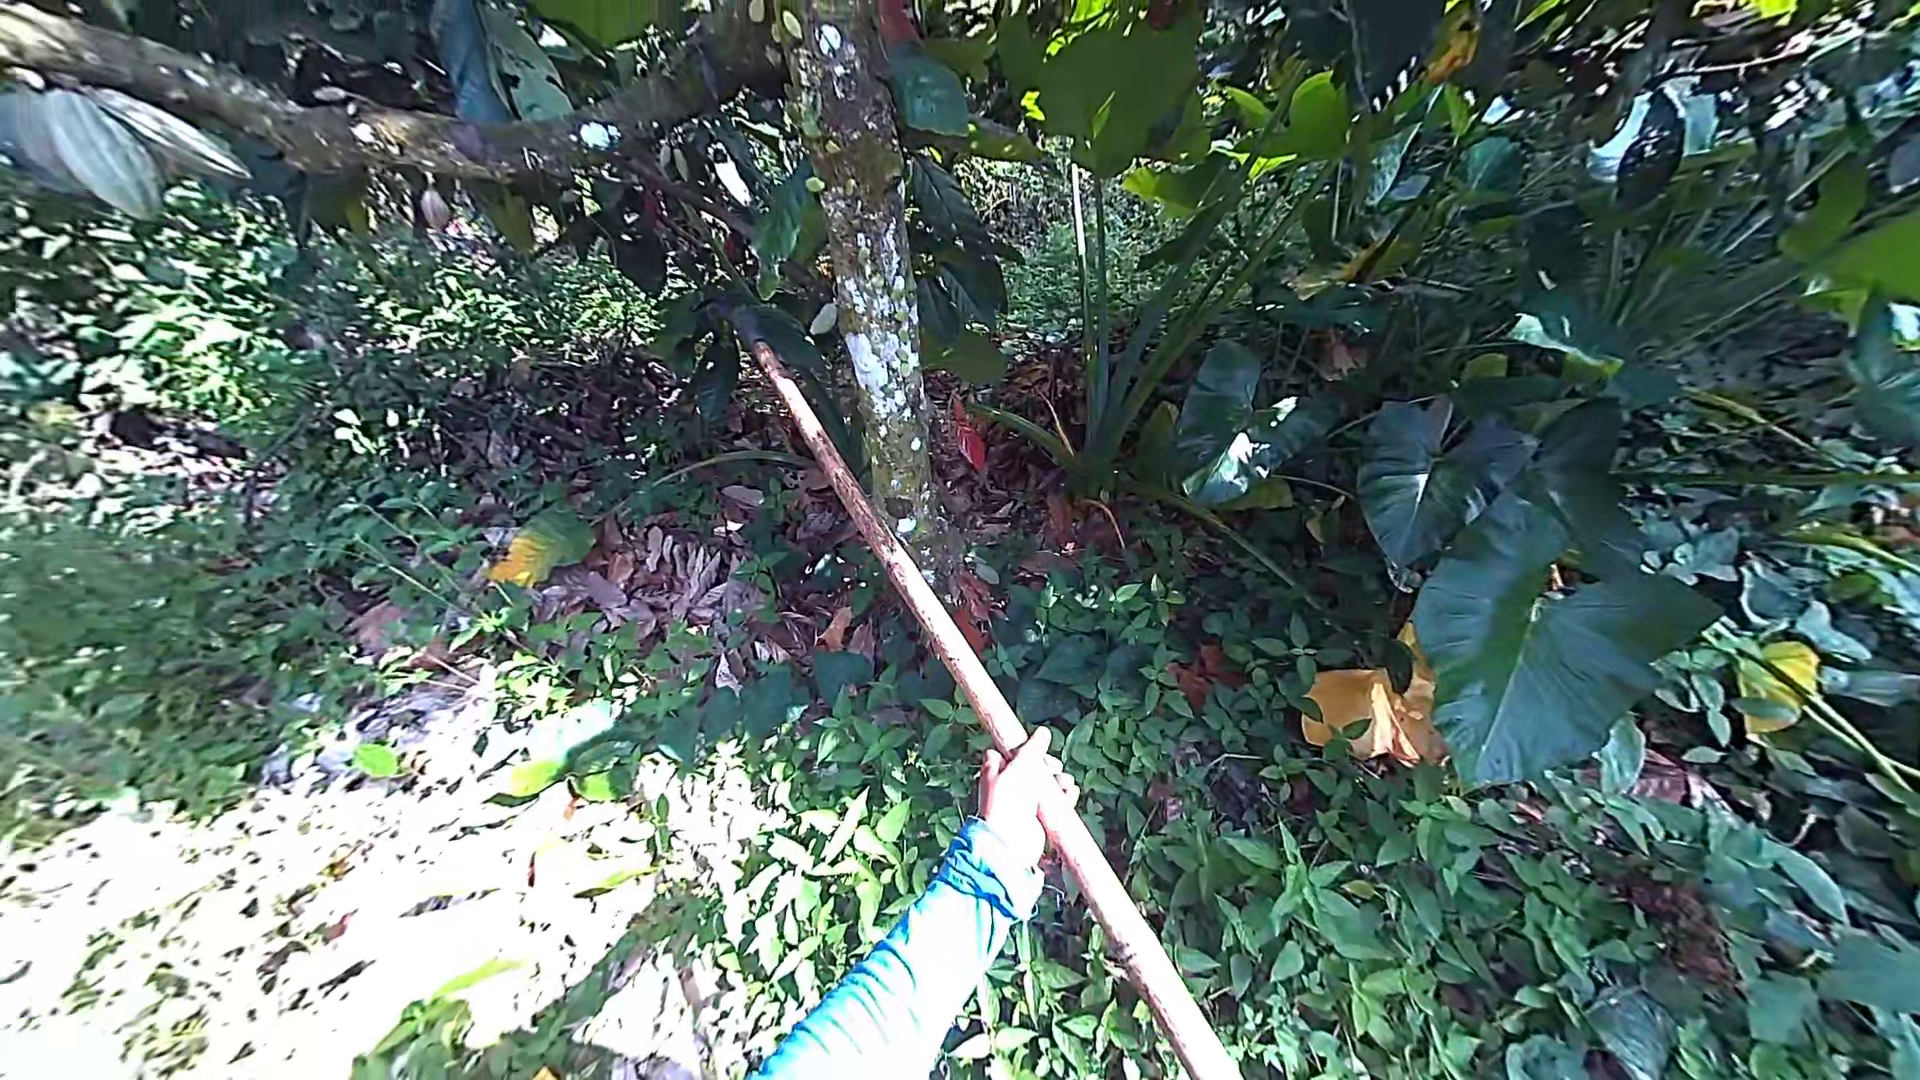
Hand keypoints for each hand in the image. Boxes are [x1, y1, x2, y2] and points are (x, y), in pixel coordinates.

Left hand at [978, 727, 1078, 867]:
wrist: (1009, 843)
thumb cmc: (1008, 800)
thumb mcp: (1020, 766)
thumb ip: (1032, 749)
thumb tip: (1044, 732)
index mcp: (995, 770)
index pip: (1008, 751)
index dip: (1024, 747)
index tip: (1039, 747)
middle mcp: (1007, 785)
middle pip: (1030, 767)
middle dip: (1046, 765)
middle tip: (1055, 766)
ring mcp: (1022, 803)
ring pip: (1044, 785)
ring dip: (1058, 780)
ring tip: (1066, 781)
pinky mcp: (1036, 819)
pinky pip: (1053, 803)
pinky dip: (1063, 797)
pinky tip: (1071, 793)